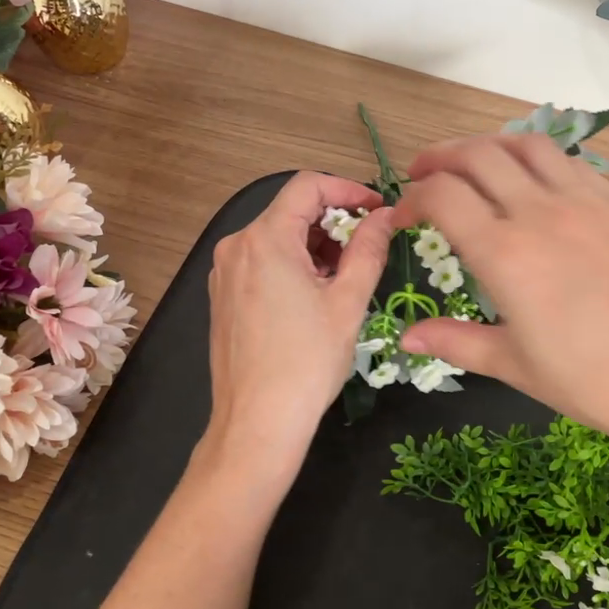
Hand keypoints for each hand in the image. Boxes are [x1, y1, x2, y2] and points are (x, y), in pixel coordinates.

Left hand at [201, 172, 394, 486]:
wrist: (257, 423)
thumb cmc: (307, 362)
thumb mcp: (347, 301)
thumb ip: (368, 249)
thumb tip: (385, 215)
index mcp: (265, 239)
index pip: (307, 185)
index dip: (348, 189)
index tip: (378, 209)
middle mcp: (237, 246)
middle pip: (291, 211)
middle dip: (334, 222)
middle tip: (369, 249)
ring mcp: (225, 273)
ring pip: (277, 238)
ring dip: (315, 246)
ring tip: (346, 279)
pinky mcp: (223, 297)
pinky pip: (263, 262)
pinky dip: (294, 265)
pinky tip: (317, 297)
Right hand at [393, 135, 608, 457]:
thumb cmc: (592, 382)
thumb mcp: (514, 365)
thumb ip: (456, 341)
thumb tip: (408, 337)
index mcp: (505, 254)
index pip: (442, 196)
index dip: (412, 198)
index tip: (404, 217)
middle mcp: (541, 213)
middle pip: (478, 154)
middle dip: (441, 156)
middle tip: (424, 173)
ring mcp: (587, 203)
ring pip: (528, 146)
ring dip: (491, 146)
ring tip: (476, 164)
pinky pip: (573, 165)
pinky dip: (541, 162)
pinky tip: (539, 185)